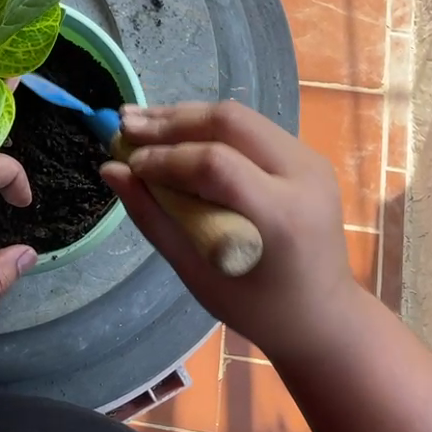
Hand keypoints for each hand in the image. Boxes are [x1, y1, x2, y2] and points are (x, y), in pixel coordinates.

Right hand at [100, 101, 357, 356]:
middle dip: (171, 121)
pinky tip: (171, 131)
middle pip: (229, 122)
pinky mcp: (304, 155)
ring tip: (138, 121)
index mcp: (280, 216)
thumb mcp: (195, 271)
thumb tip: (110, 170)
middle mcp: (303, 177)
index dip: (166, 158)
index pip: (216, 163)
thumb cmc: (254, 306)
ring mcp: (310, 161)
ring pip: (238, 116)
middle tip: (125, 126)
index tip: (129, 164)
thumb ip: (153, 216)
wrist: (321, 316)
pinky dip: (204, 125)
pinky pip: (248, 127)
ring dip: (184, 116)